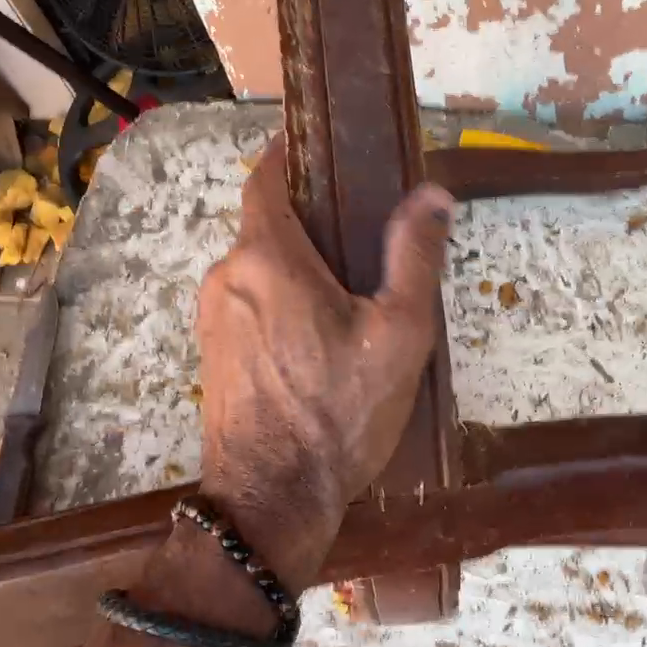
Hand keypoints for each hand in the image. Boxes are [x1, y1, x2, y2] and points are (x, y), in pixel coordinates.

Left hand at [194, 134, 453, 579]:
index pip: (265, 179)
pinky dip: (280, 299)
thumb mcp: (398, 332)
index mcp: (266, 257)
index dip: (288, 155)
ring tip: (351, 295)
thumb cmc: (340, 411)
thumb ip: (414, 256)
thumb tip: (434, 193)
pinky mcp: (212, 352)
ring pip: (259, 268)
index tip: (318, 146)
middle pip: (267, 225)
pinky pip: (248, 303)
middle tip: (365, 241)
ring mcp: (212, 317)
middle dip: (311, 222)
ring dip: (297, 266)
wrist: (271, 500)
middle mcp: (227, 276)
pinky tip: (318, 337)